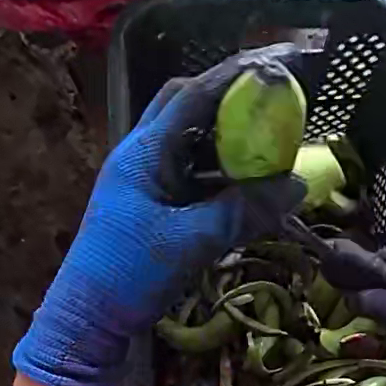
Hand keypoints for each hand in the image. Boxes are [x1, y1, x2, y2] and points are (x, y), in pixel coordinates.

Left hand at [13, 47, 304, 385]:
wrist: (88, 320)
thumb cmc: (128, 275)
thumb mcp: (190, 242)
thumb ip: (243, 212)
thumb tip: (297, 186)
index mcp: (143, 152)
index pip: (192, 95)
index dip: (235, 75)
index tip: (278, 64)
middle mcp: (142, 157)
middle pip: (187, 109)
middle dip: (230, 100)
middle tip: (273, 103)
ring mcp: (145, 182)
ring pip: (191, 145)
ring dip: (227, 141)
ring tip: (268, 143)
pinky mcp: (152, 208)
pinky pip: (192, 179)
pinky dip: (220, 177)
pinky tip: (246, 186)